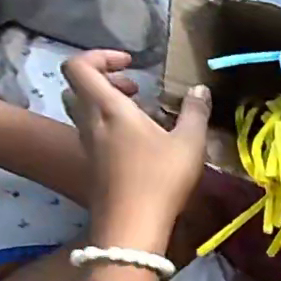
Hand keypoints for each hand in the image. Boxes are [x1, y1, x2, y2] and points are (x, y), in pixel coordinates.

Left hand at [61, 50, 210, 254]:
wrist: (132, 223)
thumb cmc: (161, 177)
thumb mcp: (189, 142)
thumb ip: (195, 112)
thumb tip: (200, 89)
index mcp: (109, 109)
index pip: (79, 67)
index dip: (100, 57)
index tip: (132, 64)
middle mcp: (91, 122)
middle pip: (79, 87)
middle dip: (107, 80)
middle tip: (137, 89)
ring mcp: (89, 145)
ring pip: (84, 110)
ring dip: (107, 103)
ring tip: (141, 114)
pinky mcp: (94, 165)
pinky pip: (94, 132)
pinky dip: (111, 126)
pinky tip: (140, 142)